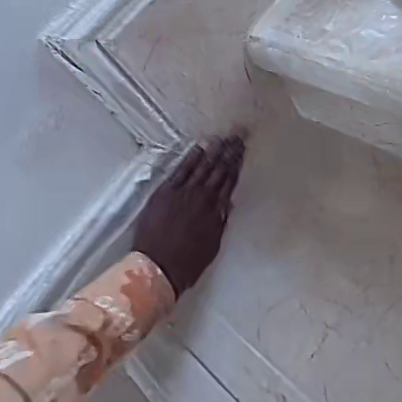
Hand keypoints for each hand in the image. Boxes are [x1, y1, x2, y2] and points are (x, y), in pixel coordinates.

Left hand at [131, 135, 245, 295]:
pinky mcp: (165, 192)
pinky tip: (198, 148)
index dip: (236, 164)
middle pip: (218, 169)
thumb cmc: (187, 262)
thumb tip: (227, 204)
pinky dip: (190, 158)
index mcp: (215, 211)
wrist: (158, 266)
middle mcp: (202, 197)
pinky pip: (180, 170)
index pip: (229, 181)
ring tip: (222, 137)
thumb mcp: (212, 245)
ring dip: (213, 150)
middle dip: (229, 151)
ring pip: (201, 166)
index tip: (243, 149)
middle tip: (238, 134)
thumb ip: (220, 222)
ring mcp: (182, 192)